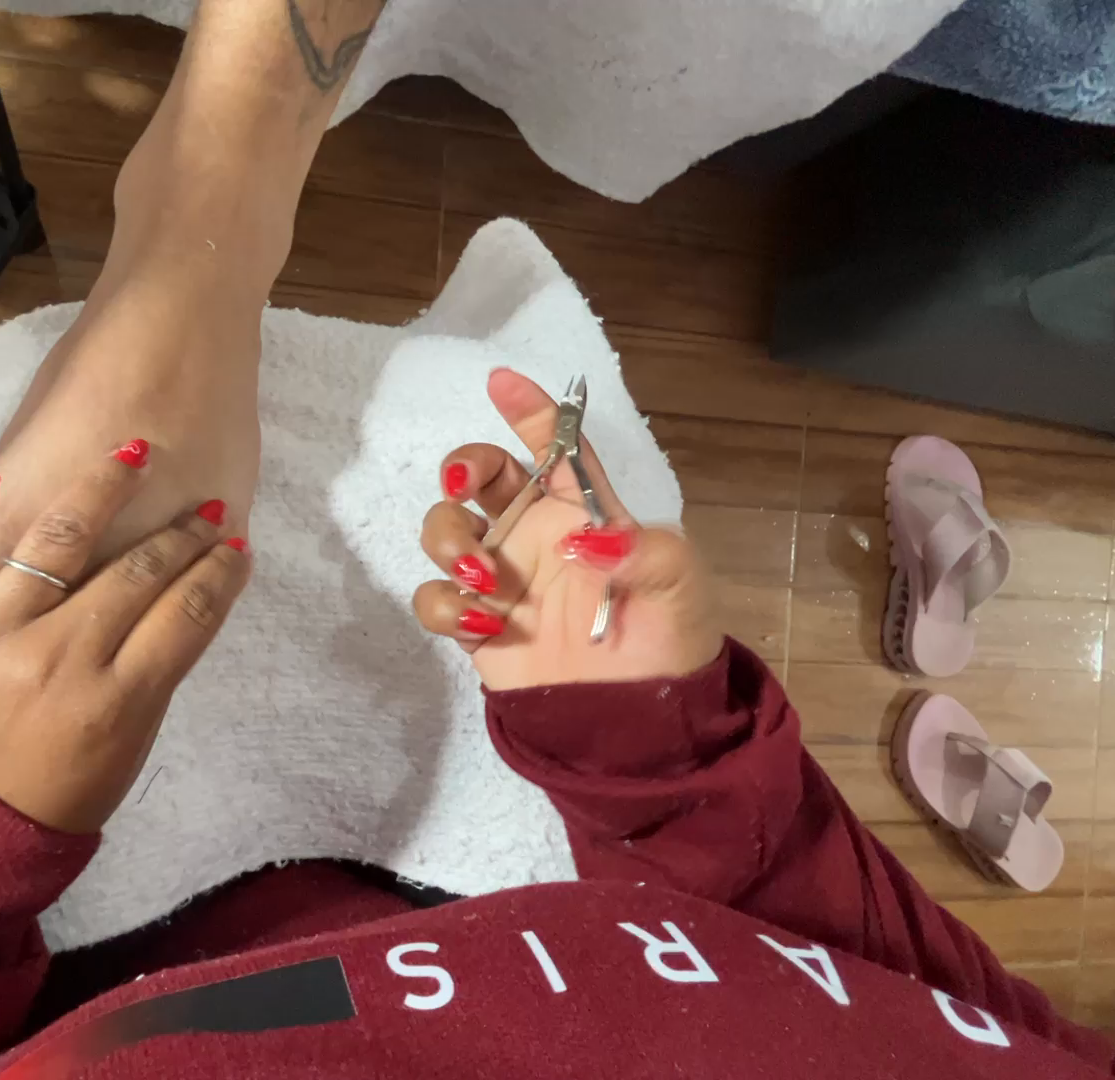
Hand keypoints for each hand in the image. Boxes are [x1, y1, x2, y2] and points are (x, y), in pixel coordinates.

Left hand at [0, 449, 249, 832]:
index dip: (222, 575)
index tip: (237, 548)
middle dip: (183, 537)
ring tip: (135, 456)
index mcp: (113, 703)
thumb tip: (183, 595)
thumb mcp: (131, 744)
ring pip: (55, 542)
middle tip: (205, 512)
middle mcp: (53, 660)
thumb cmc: (60, 797)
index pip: (187, 615)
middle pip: (136, 575)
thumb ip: (155, 669)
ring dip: (105, 490)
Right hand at [411, 369, 723, 690]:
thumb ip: (648, 553)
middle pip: (475, 476)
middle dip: (459, 467)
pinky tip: (482, 625)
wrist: (632, 717)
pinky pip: (433, 597)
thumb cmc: (664, 639)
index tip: (499, 382)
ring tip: (486, 578)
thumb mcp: (681, 587)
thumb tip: (585, 543)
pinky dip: (444, 605)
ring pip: (441, 529)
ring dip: (448, 541)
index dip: (529, 410)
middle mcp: (527, 533)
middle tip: (461, 489)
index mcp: (577, 510)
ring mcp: (494, 576)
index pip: (553, 448)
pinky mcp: (471, 620)